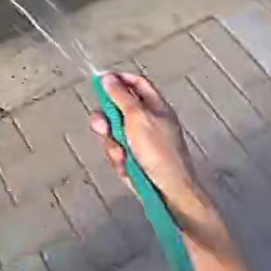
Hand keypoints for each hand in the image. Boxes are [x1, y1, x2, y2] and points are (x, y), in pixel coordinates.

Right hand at [88, 72, 229, 254]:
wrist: (169, 193)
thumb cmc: (159, 152)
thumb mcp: (138, 118)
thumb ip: (120, 97)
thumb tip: (107, 77)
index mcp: (156, 107)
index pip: (137, 83)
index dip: (119, 79)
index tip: (101, 82)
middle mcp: (148, 122)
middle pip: (118, 109)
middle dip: (107, 118)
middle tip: (102, 126)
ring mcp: (141, 143)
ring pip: (113, 133)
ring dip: (112, 143)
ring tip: (120, 154)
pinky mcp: (134, 160)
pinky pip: (116, 152)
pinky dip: (117, 159)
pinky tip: (124, 166)